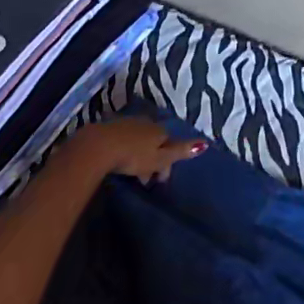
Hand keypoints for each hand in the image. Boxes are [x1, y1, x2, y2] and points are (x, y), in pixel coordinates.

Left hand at [57, 117, 207, 183]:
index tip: (160, 180)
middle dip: (152, 159)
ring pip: (138, 140)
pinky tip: (117, 160)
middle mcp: (144, 122)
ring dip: (138, 155)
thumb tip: (205, 143)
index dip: (167, 163)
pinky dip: (124, 149)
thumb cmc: (133, 156)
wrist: (98, 146)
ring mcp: (125, 123)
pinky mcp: (108, 127)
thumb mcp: (160, 158)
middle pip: (154, 141)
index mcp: (159, 129)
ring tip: (131, 174)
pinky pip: (122, 139)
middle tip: (145, 180)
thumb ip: (181, 151)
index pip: (169, 144)